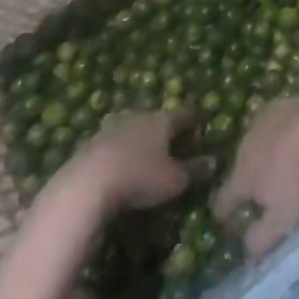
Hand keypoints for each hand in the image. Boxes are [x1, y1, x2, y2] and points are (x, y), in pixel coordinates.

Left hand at [67, 110, 195, 213]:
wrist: (86, 185)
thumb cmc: (139, 179)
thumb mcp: (175, 181)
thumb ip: (195, 170)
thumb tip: (213, 162)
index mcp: (163, 120)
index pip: (186, 113)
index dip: (196, 118)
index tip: (203, 122)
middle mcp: (139, 116)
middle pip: (159, 117)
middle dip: (168, 127)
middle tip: (176, 140)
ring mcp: (112, 127)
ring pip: (134, 126)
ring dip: (143, 136)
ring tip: (149, 151)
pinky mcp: (92, 142)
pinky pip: (115, 141)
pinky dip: (123, 148)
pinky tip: (123, 163)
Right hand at [212, 97, 298, 257]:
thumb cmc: (298, 176)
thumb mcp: (283, 218)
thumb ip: (262, 238)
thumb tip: (247, 253)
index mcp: (241, 178)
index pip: (223, 201)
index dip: (224, 215)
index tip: (227, 223)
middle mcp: (244, 149)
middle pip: (239, 169)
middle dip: (248, 182)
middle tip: (263, 194)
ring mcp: (261, 123)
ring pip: (257, 144)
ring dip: (265, 155)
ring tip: (282, 163)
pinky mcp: (280, 104)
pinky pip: (276, 124)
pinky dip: (283, 133)